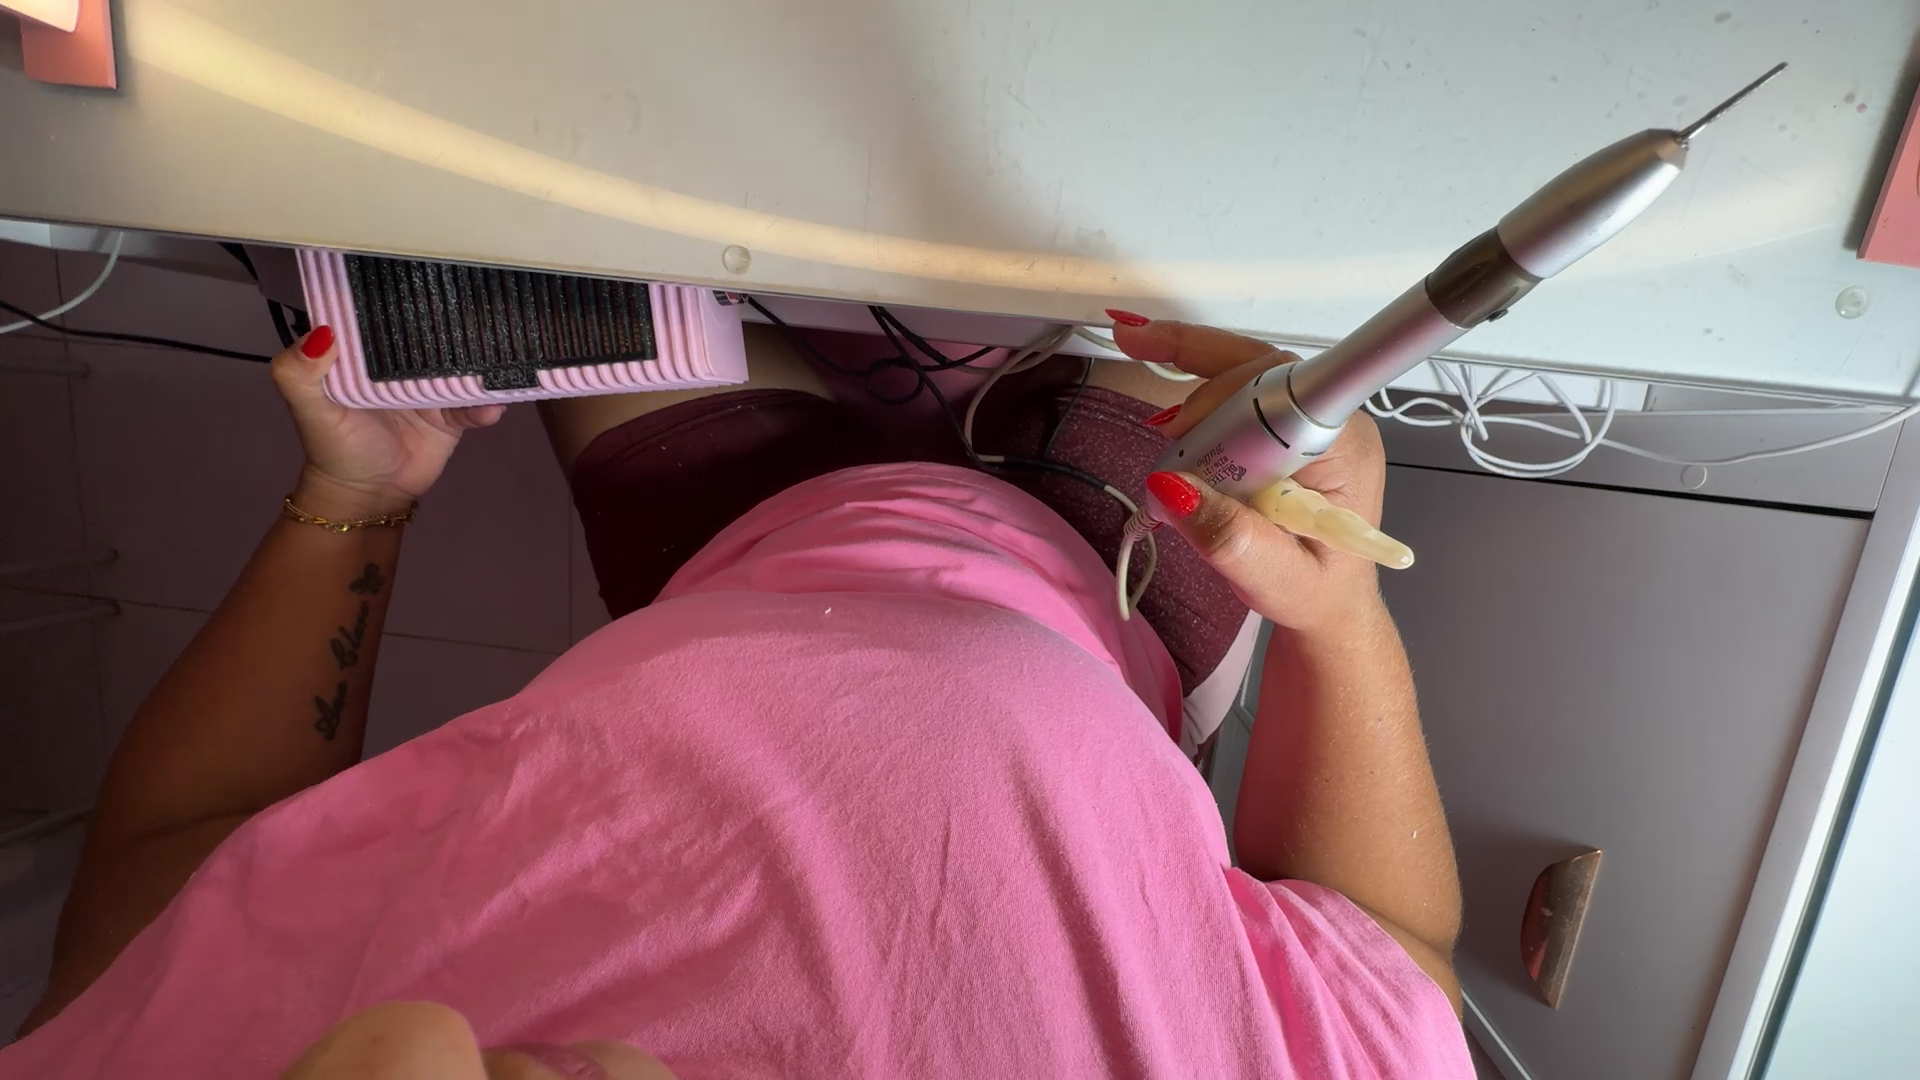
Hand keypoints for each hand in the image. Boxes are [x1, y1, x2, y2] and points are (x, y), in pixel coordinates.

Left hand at [272, 326, 504, 516]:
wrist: (372, 493)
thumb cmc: (337, 448)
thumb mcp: (311, 409)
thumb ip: (301, 373)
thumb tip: (323, 333)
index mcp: (363, 360)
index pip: (381, 324)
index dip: (398, 305)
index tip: (422, 287)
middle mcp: (398, 371)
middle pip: (428, 345)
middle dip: (452, 336)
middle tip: (478, 322)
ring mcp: (429, 393)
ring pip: (457, 374)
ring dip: (477, 373)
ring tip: (496, 368)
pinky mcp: (452, 417)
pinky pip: (472, 406)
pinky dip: (485, 406)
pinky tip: (493, 406)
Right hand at [1111, 319, 1388, 634]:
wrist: (1326, 601)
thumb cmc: (1313, 593)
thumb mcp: (1275, 579)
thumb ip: (1230, 538)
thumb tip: (1170, 486)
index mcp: (1341, 449)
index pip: (1287, 394)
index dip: (1232, 396)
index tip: (1179, 423)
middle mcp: (1325, 423)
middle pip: (1257, 369)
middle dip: (1199, 383)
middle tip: (1149, 393)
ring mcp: (1298, 421)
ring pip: (1240, 372)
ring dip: (1190, 382)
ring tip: (1146, 381)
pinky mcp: (1274, 428)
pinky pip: (1232, 391)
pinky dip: (1191, 389)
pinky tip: (1160, 387)